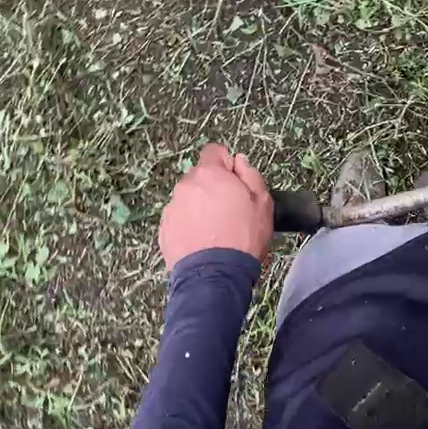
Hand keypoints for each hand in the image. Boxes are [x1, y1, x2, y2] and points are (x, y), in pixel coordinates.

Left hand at [158, 143, 273, 268]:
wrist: (215, 277)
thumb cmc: (243, 236)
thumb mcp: (262, 201)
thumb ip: (250, 174)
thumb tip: (239, 161)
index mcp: (209, 173)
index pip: (214, 151)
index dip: (227, 164)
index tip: (235, 181)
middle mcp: (185, 186)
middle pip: (200, 176)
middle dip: (213, 187)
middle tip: (230, 209)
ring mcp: (172, 209)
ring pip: (189, 198)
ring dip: (200, 206)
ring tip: (215, 230)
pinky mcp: (164, 231)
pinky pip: (180, 219)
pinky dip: (189, 225)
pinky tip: (203, 241)